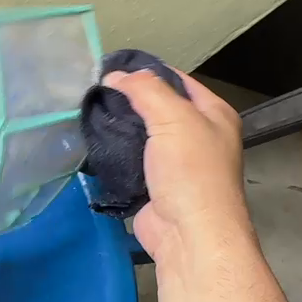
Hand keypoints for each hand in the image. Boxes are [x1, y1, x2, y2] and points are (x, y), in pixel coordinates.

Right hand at [103, 69, 251, 262]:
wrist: (187, 232)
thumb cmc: (190, 172)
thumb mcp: (173, 118)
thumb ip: (145, 91)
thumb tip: (115, 75)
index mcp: (213, 114)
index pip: (178, 80)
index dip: (147, 72)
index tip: (111, 69)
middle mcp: (197, 135)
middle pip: (158, 107)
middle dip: (128, 100)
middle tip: (93, 92)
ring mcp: (176, 162)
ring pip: (142, 135)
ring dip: (119, 128)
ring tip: (88, 115)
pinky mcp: (155, 185)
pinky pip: (131, 161)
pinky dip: (115, 154)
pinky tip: (94, 146)